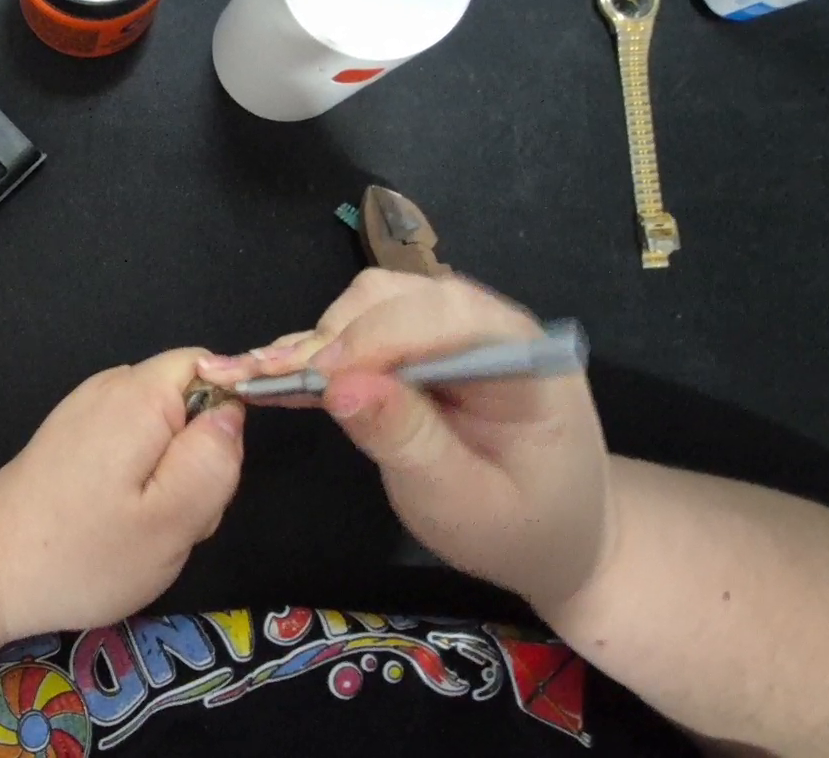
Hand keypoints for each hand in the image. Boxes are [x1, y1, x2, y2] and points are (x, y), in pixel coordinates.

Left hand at [0, 349, 245, 639]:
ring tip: (145, 525)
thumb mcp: (172, 519)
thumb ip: (214, 459)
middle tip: (176, 515)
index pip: (208, 368)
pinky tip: (120, 520)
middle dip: (197, 455)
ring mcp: (87, 409)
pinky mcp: (73, 435)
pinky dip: (140, 479)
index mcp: (137, 394)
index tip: (208, 474)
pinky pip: (131, 443)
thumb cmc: (84, 550)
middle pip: (187, 401)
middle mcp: (110, 387)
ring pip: (162, 428)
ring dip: (171, 475)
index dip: (224, 419)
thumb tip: (232, 412)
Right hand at [202, 270, 612, 611]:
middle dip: (335, 337)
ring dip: (320, 340)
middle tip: (280, 383)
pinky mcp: (416, 341)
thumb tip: (340, 386)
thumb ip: (408, 442)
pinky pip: (358, 324)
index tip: (320, 380)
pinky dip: (316, 348)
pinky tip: (278, 373)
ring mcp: (450, 328)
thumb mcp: (463, 503)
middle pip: (397, 296)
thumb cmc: (517, 528)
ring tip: (277, 381)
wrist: (551, 532)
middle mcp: (486, 325)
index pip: (447, 316)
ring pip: (368, 301)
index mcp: (522, 359)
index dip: (378, 337)